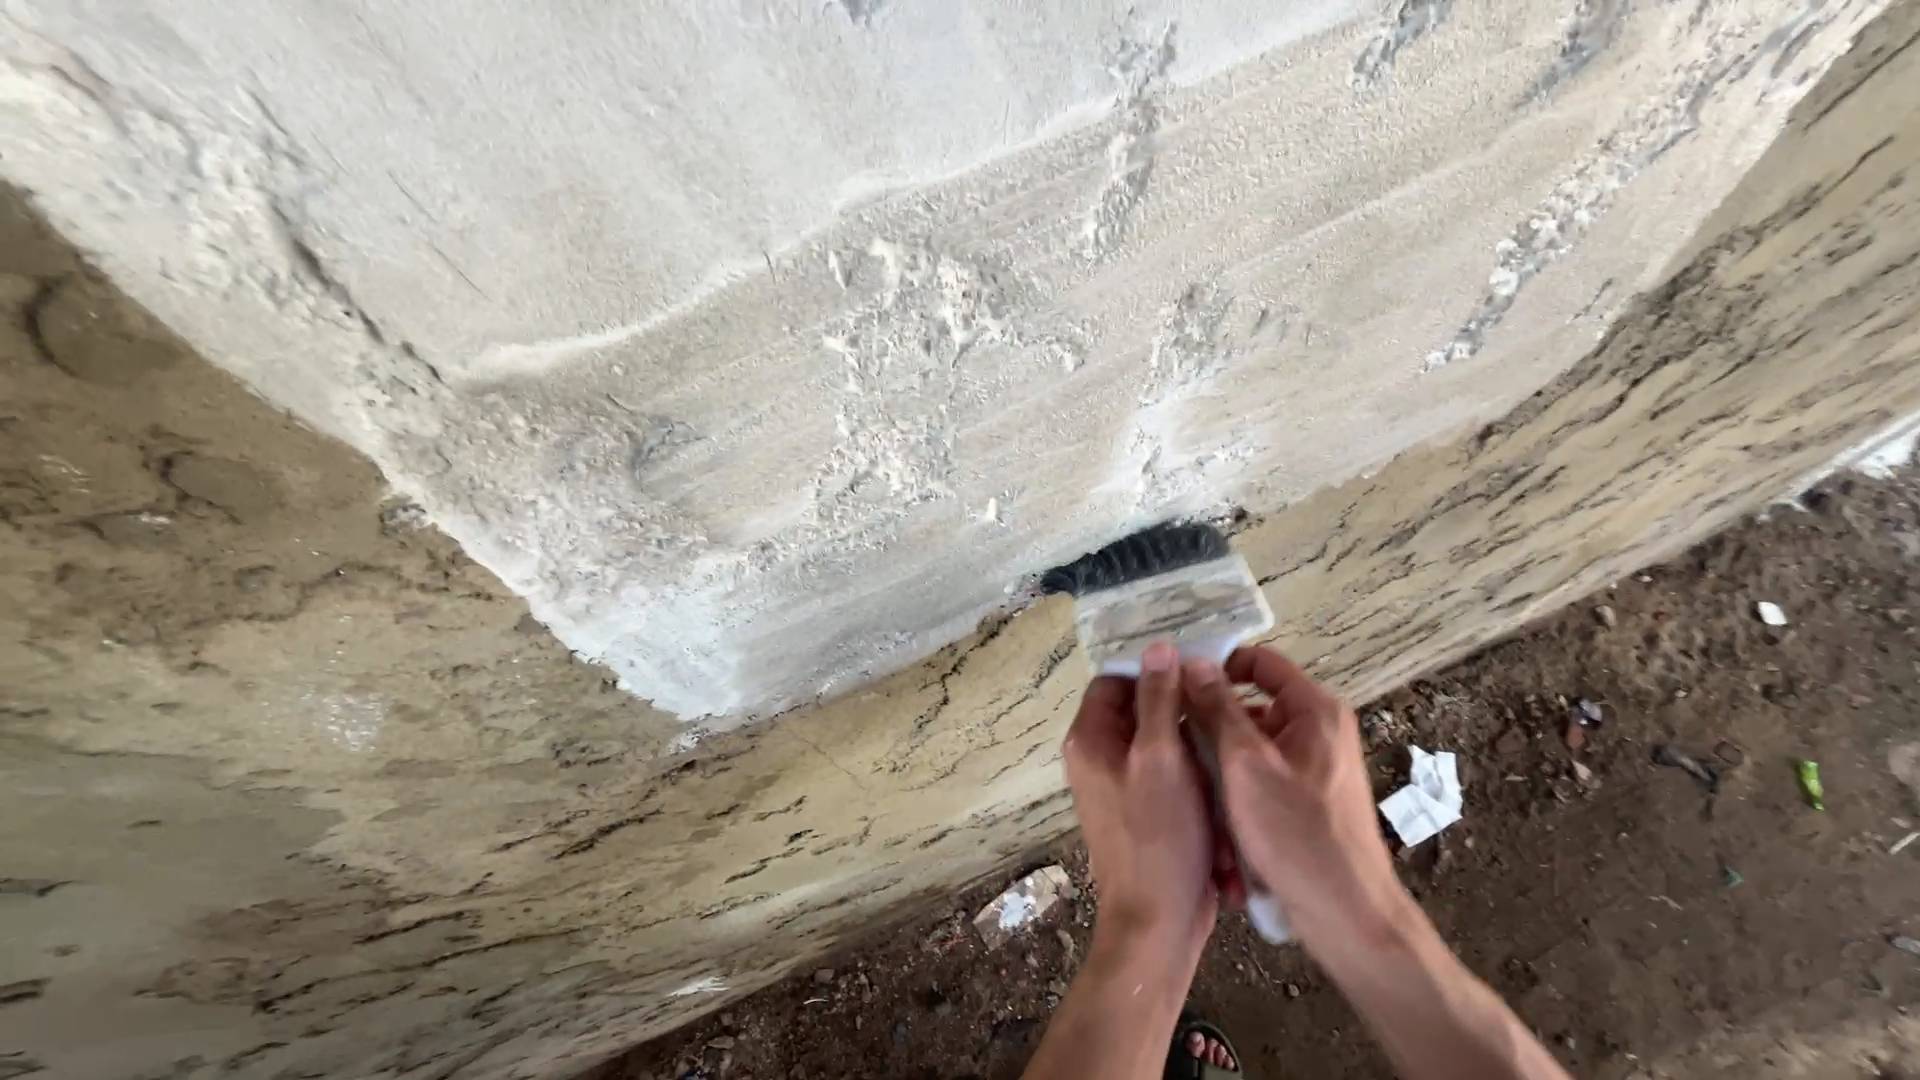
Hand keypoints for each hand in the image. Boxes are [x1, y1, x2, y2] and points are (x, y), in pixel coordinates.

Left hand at [1063, 642, 1221, 966]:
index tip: (1197, 672)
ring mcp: (1123, 786)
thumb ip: (1158, 701)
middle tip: (1224, 716)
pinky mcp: (1148, 810)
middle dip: (1185, 718)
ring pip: (1166, 747)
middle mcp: (1100, 757)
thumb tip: (1157, 647)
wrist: (1159, 922)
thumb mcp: (1161, 758)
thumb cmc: (1158, 836)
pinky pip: (1174, 780)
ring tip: (1229, 762)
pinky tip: (1223, 800)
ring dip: (1198, 757)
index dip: (1153, 672)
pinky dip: (1198, 787)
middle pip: (1144, 712)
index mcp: (1090, 738)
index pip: (1115, 681)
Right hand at [1181, 646, 1410, 954]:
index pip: (1261, 661)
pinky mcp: (1304, 795)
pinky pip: (1260, 768)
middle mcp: (1318, 729)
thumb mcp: (1246, 764)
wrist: (1346, 914)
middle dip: (1211, 715)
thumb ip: (1219, 709)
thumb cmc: (1297, 834)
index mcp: (1315, 711)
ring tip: (1182, 770)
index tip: (1177, 682)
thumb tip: (1194, 661)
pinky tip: (1206, 799)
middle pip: (1253, 700)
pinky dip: (1234, 776)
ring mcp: (1312, 764)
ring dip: (1218, 751)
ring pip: (1251, 739)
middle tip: (1169, 730)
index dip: (1218, 665)